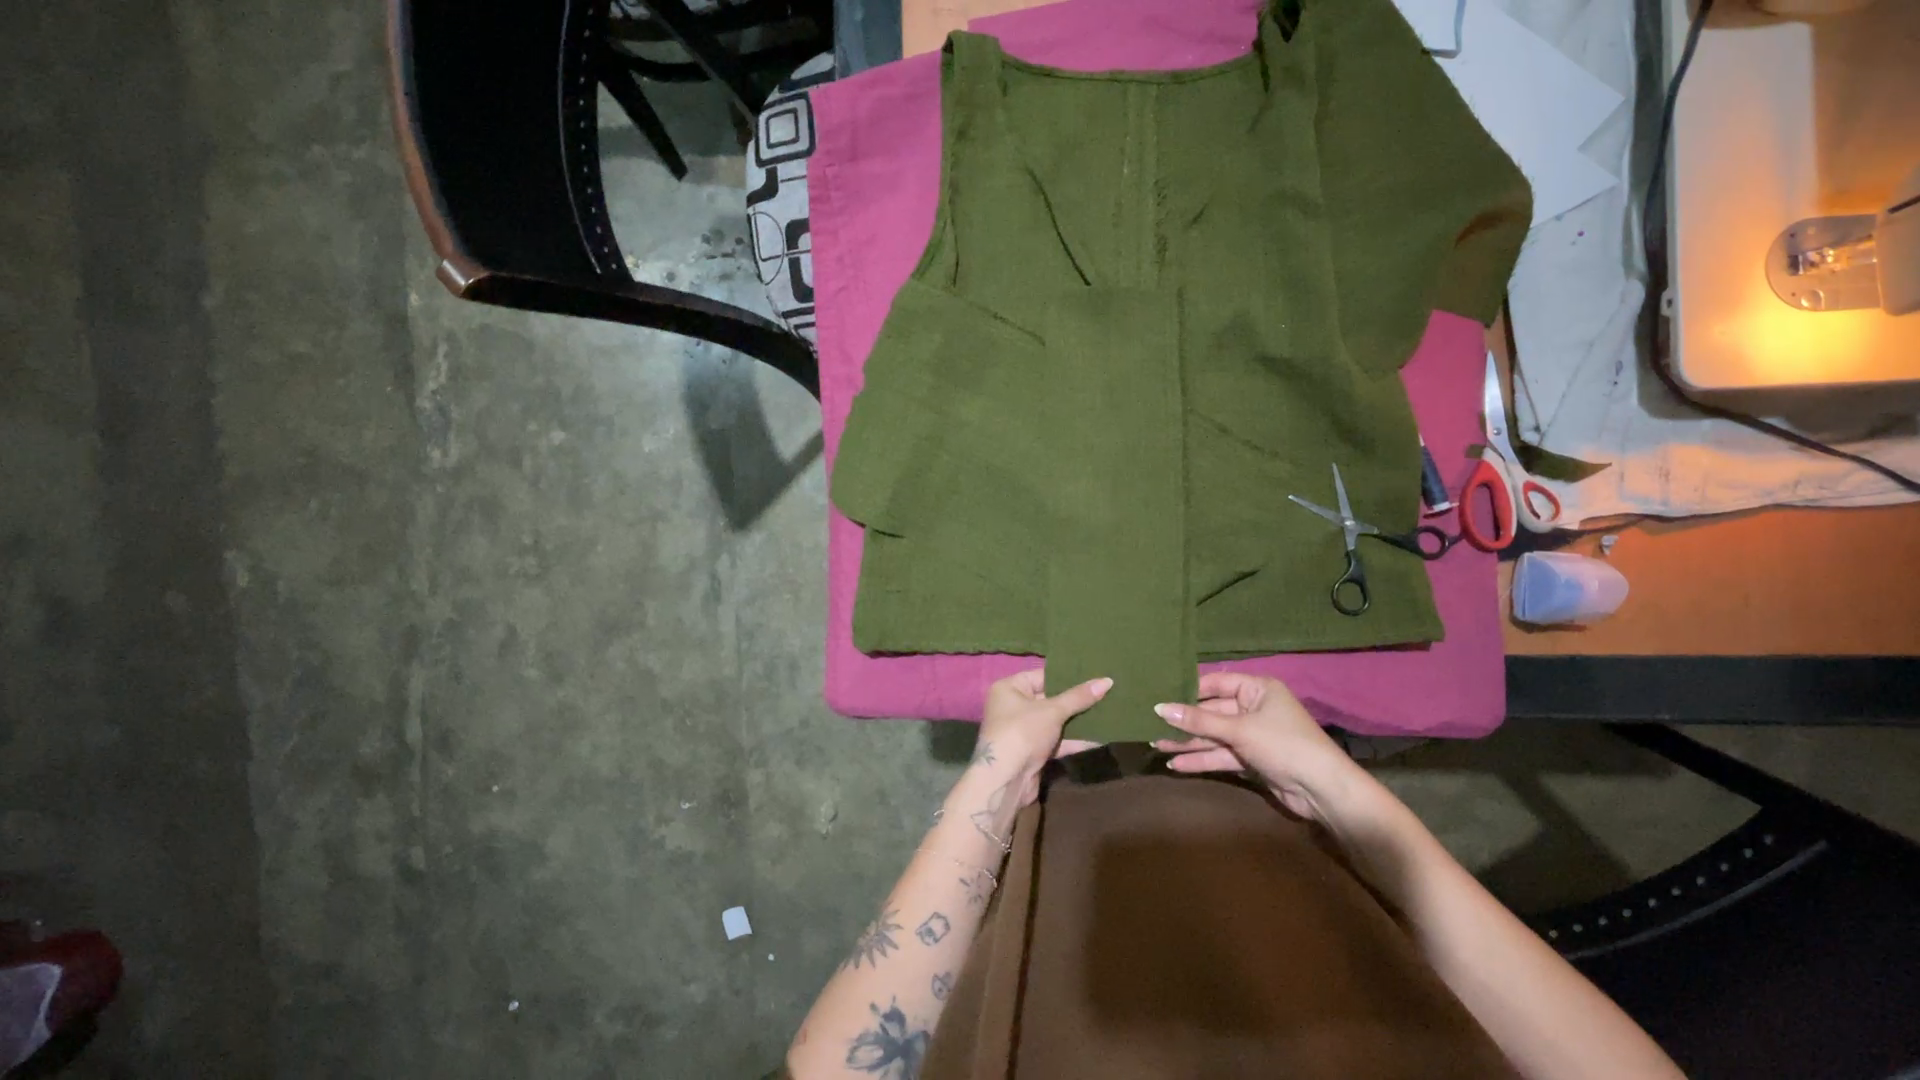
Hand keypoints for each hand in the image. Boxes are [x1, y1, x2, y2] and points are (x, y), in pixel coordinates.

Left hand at [971, 670, 1111, 806]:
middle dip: (1075, 700)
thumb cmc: (1023, 732)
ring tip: (1107, 712)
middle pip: (1049, 699)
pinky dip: (1073, 740)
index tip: (1093, 675)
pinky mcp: (1032, 751)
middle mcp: (1013, 707)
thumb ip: (1079, 697)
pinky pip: (1056, 741)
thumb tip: (1107, 680)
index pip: (1041, 676)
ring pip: (1055, 722)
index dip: (1066, 676)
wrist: (1005, 780)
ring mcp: (1023, 731)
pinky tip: (1099, 737)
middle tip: (1105, 693)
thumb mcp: (1052, 710)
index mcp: (1009, 689)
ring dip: (1077, 721)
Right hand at [1151, 672, 1365, 823]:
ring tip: (1157, 746)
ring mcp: (1252, 735)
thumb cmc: (1284, 745)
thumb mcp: (1239, 730)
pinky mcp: (1251, 759)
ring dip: (1188, 743)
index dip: (1188, 691)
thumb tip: (1160, 708)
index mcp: (1258, 689)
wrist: (1322, 789)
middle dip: (1184, 722)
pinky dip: (1201, 760)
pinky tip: (1176, 765)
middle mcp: (1254, 708)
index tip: (1159, 696)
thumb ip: (1199, 721)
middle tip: (1151, 725)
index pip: (1216, 683)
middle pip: (1212, 712)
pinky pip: (1221, 755)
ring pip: (1214, 736)